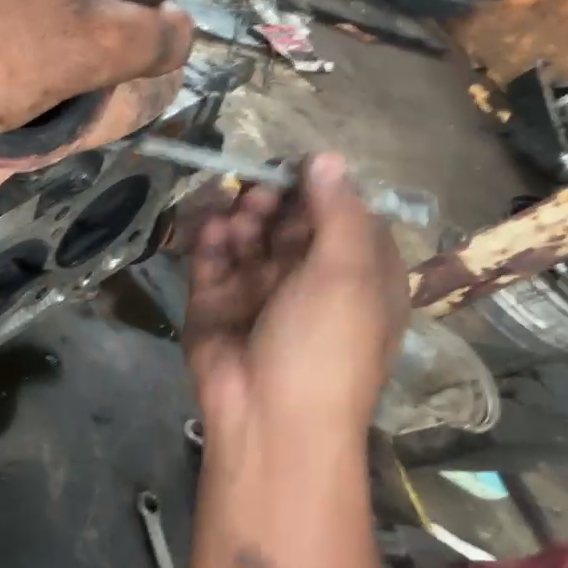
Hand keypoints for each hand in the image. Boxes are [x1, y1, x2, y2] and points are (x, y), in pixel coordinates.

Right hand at [182, 154, 408, 439]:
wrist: (267, 411)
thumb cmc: (325, 344)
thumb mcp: (346, 274)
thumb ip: (335, 212)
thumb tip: (324, 157)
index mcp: (357, 275)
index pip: (341, 217)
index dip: (319, 190)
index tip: (294, 166)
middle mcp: (307, 278)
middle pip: (288, 223)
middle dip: (273, 202)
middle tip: (257, 192)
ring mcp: (257, 289)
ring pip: (246, 236)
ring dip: (240, 217)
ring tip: (235, 213)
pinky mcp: (214, 299)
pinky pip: (211, 258)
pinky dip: (209, 240)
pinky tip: (209, 228)